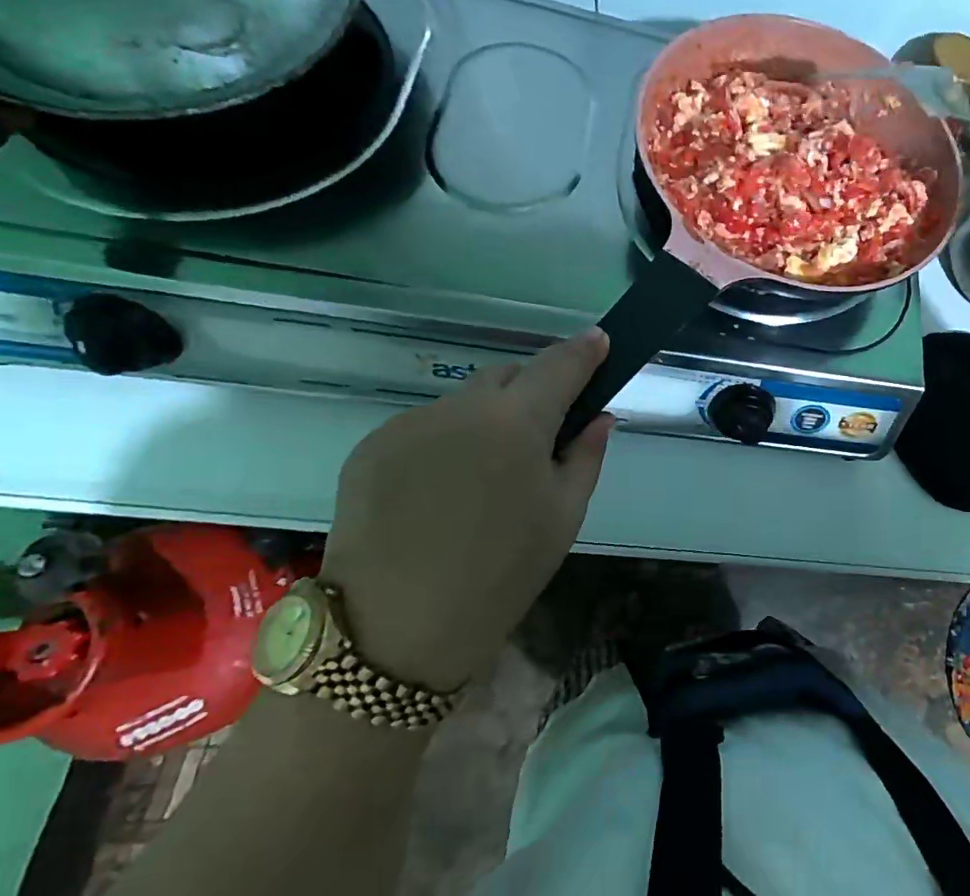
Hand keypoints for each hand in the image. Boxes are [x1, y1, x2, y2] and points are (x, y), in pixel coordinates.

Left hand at [321, 329, 615, 690]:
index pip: (558, 366)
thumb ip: (586, 456)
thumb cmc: (500, 575)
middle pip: (507, 376)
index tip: (599, 341)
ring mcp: (410, 423)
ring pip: (463, 403)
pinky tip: (437, 492)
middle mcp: (461, 407)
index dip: (583, 351)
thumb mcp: (563, 518)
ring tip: (481, 480)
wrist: (394, 628)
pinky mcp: (371, 445)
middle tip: (539, 436)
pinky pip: (423, 428)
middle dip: (531, 390)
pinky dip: (443, 443)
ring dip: (484, 421)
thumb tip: (598, 417)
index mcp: (516, 422)